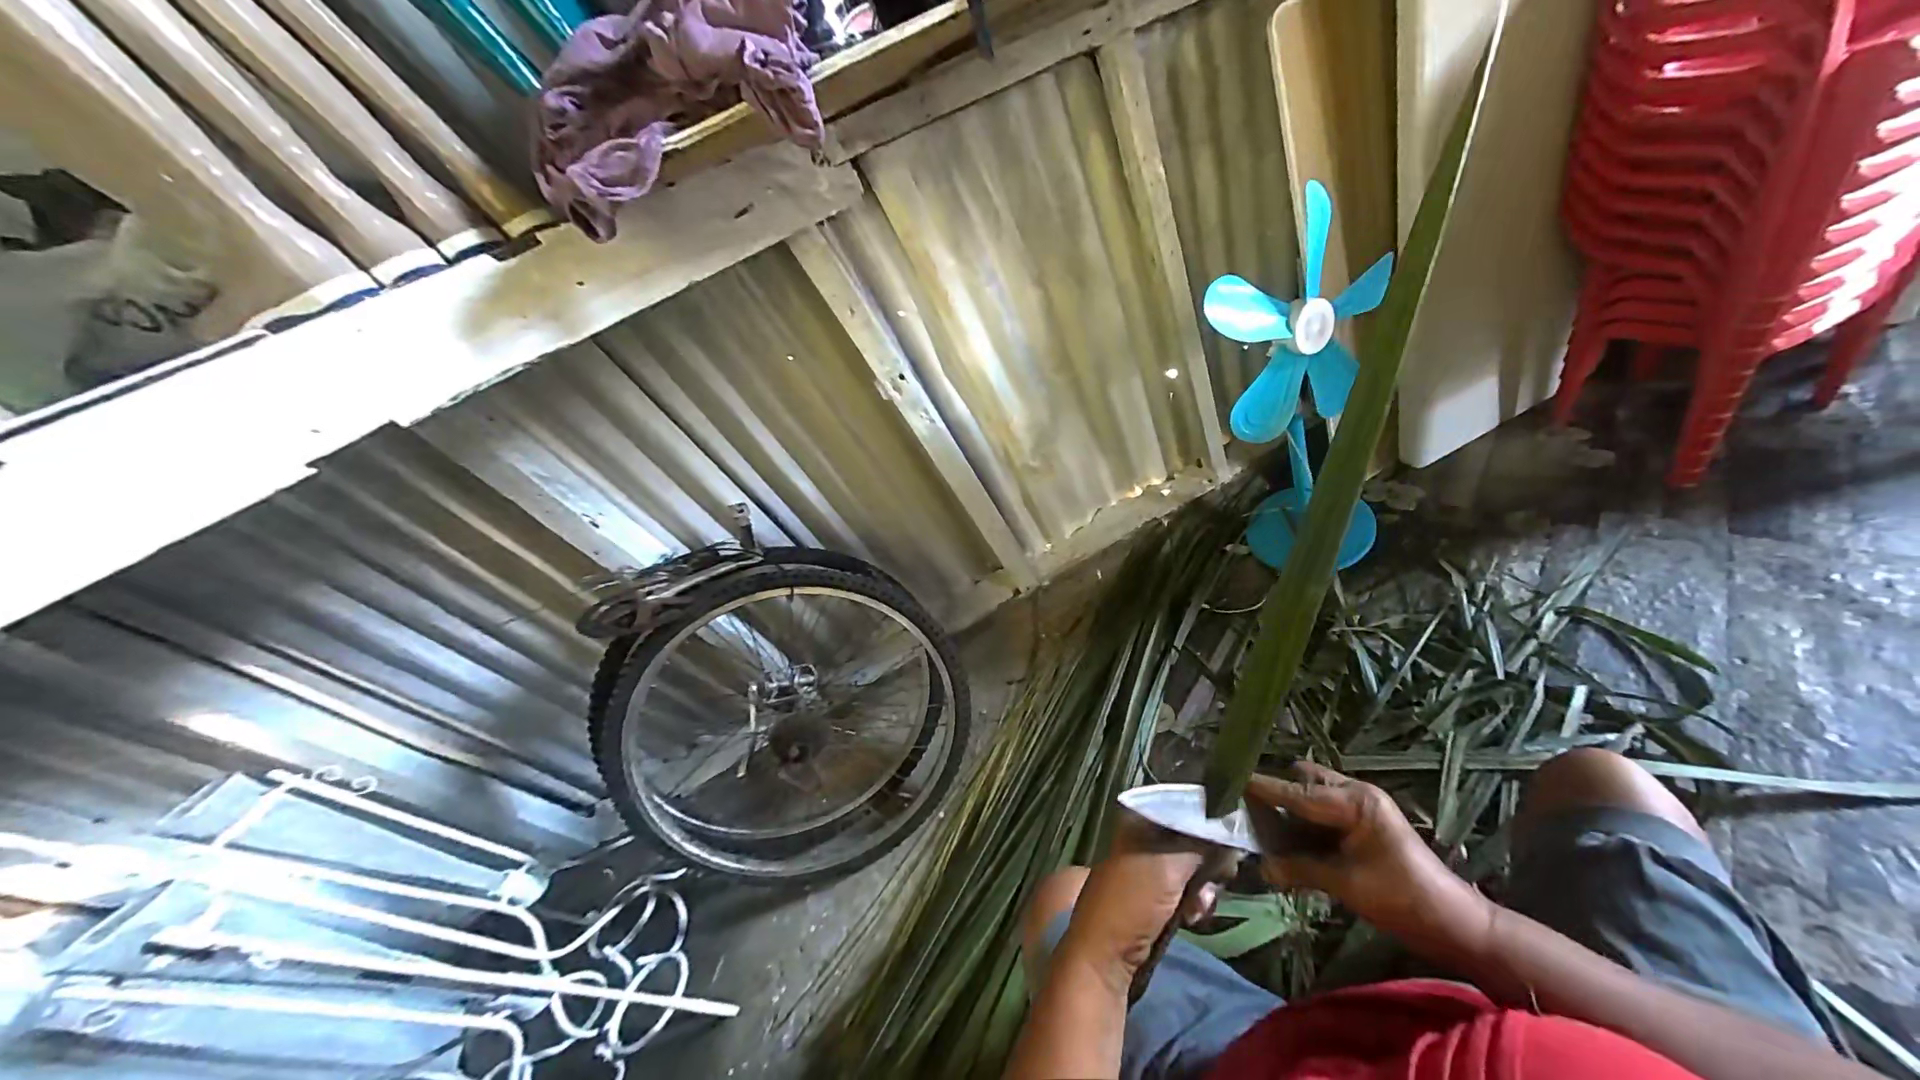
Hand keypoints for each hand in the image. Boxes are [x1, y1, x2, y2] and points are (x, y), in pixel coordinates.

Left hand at [1055, 811, 1237, 982]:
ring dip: (1202, 891)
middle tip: (1214, 882)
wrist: (1105, 957)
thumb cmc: (1131, 902)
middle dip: (1208, 866)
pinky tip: (1194, 918)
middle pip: (1189, 845)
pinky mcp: (1153, 902)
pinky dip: (1193, 905)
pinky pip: (1184, 895)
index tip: (1224, 845)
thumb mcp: (1167, 866)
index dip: (1204, 828)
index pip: (1180, 812)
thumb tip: (1226, 833)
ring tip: (1199, 908)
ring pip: (1191, 872)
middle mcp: (1141, 845)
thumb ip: (1198, 846)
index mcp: (1135, 825)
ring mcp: (1147, 874)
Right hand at [1248, 763, 1493, 960]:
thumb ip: (1299, 868)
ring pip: (1312, 793)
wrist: (1454, 924)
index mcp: (1354, 801)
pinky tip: (1292, 844)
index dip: (1262, 788)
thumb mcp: (1345, 883)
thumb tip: (1260, 867)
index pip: (1297, 790)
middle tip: (1253, 813)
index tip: (1230, 781)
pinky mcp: (1362, 825)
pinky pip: (1322, 811)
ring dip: (1290, 808)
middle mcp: (1356, 794)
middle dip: (1278, 791)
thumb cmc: (1402, 898)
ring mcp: (1361, 808)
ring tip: (1267, 830)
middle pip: (1304, 778)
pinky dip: (1305, 822)